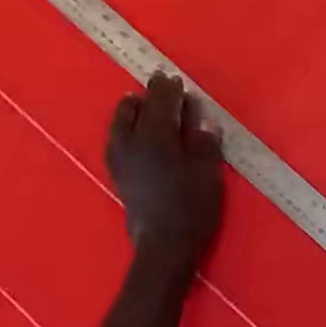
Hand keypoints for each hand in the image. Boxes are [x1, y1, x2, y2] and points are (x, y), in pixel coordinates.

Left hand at [106, 75, 223, 276]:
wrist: (164, 247)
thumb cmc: (192, 209)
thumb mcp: (208, 175)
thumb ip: (205, 145)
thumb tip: (203, 123)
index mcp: (155, 137)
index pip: (160, 102)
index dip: (169, 89)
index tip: (176, 79)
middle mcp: (131, 143)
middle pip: (133, 109)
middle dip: (148, 96)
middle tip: (162, 89)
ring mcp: (120, 160)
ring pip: (120, 124)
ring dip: (132, 111)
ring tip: (142, 106)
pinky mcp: (118, 177)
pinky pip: (117, 141)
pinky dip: (126, 129)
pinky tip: (133, 135)